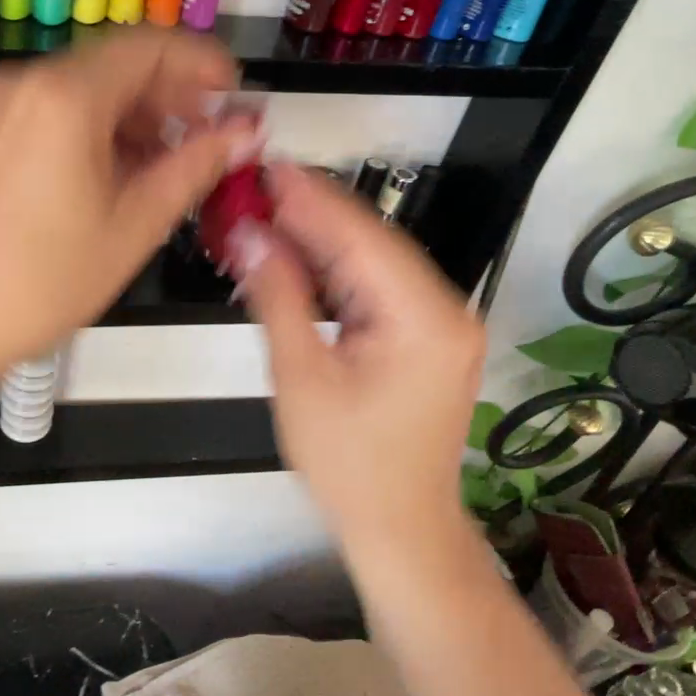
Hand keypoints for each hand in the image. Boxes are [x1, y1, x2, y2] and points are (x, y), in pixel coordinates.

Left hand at [0, 30, 260, 377]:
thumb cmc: (39, 281)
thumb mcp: (133, 225)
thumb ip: (194, 167)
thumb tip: (242, 133)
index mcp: (65, 96)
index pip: (150, 46)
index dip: (202, 63)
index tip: (235, 94)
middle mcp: (26, 82)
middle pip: (115, 63)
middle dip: (170, 94)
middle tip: (210, 137)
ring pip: (85, 87)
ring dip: (133, 114)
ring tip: (167, 164)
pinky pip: (53, 109)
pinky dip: (94, 127)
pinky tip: (117, 172)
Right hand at [230, 164, 485, 538]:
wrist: (400, 527)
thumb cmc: (350, 466)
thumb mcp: (300, 376)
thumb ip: (277, 295)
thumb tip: (250, 236)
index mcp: (424, 319)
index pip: (360, 237)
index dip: (310, 198)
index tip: (268, 168)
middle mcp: (445, 311)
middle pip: (370, 242)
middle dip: (310, 213)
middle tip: (256, 187)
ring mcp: (440, 324)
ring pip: (372, 261)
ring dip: (319, 239)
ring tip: (266, 212)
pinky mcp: (426, 337)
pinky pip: (376, 287)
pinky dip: (335, 271)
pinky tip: (297, 254)